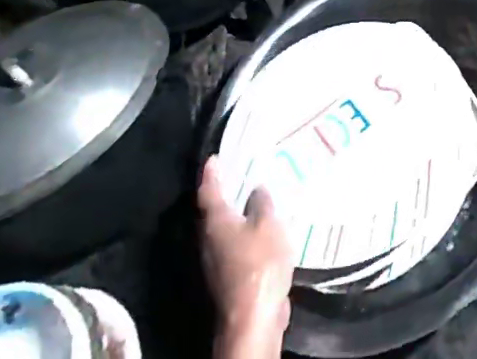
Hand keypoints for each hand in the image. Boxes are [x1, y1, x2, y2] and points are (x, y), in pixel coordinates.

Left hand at [198, 157, 293, 357]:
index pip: (208, 191)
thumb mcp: (267, 224)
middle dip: (224, 194)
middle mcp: (210, 240)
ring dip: (237, 216)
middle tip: (239, 174)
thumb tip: (257, 189)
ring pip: (225, 231)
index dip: (211, 173)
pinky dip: (246, 235)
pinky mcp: (230, 279)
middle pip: (213, 212)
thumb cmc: (258, 263)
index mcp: (215, 222)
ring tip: (255, 201)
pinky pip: (236, 247)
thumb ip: (262, 203)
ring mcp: (217, 262)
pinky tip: (262, 233)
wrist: (253, 318)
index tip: (214, 158)